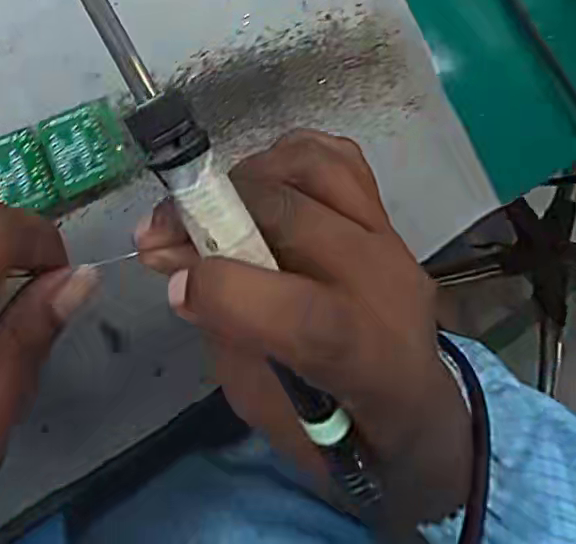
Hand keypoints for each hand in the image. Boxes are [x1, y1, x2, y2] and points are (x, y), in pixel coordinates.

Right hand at [135, 130, 471, 529]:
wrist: (414, 405)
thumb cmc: (334, 423)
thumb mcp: (263, 402)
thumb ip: (221, 326)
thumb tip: (172, 261)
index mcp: (368, 361)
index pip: (307, 316)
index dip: (228, 290)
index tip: (173, 282)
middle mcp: (386, 285)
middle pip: (296, 218)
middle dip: (213, 213)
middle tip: (162, 229)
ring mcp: (389, 235)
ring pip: (313, 168)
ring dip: (246, 177)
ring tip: (213, 203)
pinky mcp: (382, 207)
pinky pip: (331, 153)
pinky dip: (283, 156)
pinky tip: (258, 183)